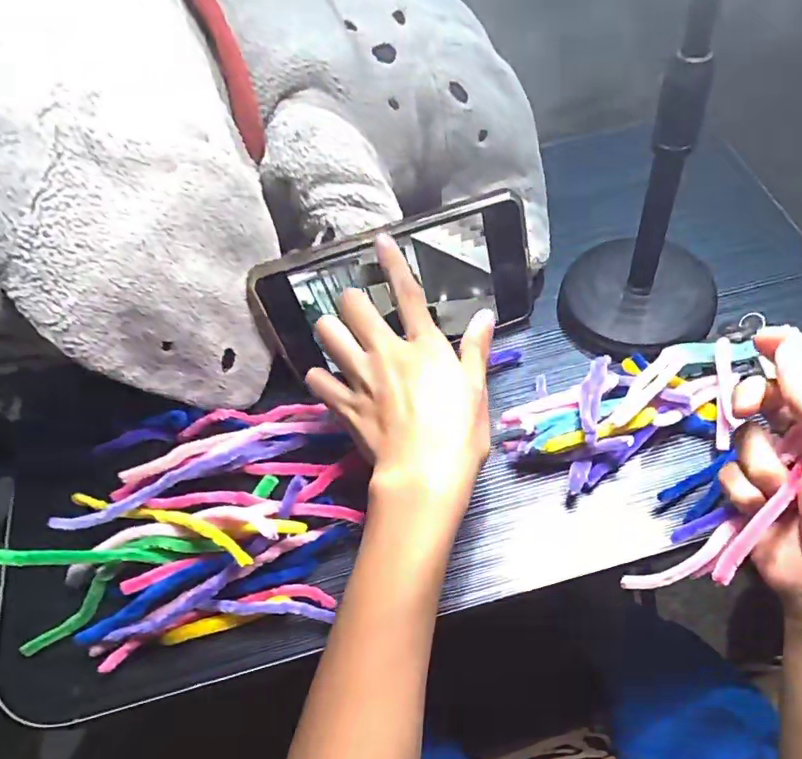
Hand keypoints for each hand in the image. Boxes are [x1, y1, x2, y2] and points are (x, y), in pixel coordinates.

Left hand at [305, 234, 492, 511]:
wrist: (424, 474)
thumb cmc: (459, 435)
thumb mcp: (477, 390)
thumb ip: (476, 350)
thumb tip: (486, 315)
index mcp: (425, 347)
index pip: (407, 293)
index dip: (392, 262)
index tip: (378, 241)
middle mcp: (387, 352)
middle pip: (353, 305)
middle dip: (351, 301)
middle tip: (356, 313)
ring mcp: (361, 378)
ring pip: (326, 333)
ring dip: (329, 331)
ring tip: (336, 339)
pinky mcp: (344, 406)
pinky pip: (316, 379)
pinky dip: (318, 378)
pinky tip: (325, 381)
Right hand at [720, 326, 801, 622]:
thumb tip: (787, 345)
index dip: (791, 351)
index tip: (760, 339)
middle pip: (771, 399)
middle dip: (757, 403)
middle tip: (749, 408)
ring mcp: (779, 469)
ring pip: (746, 440)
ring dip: (759, 466)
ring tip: (780, 494)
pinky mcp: (753, 496)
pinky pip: (731, 476)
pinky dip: (743, 493)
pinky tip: (761, 510)